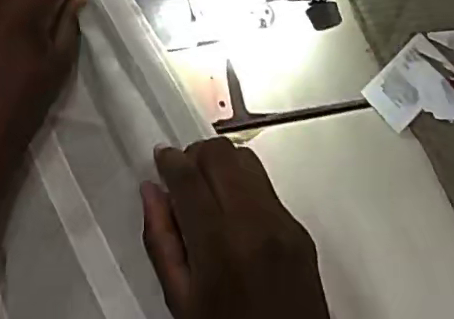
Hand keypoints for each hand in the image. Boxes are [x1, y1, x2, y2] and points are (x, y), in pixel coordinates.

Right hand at [141, 139, 328, 318]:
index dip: (168, 159)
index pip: (187, 175)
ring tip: (210, 195)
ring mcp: (283, 225)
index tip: (161, 160)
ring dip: (221, 166)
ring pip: (244, 159)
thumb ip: (160, 239)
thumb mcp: (181, 300)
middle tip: (184, 181)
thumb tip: (152, 190)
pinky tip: (235, 216)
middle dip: (195, 157)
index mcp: (219, 245)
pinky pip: (265, 186)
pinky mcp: (301, 231)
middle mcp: (255, 224)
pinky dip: (243, 186)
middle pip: (219, 153)